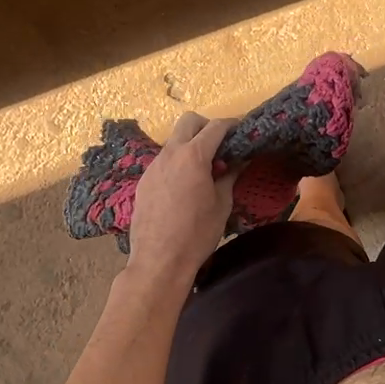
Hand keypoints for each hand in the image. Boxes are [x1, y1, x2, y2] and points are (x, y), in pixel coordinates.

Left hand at [126, 113, 238, 287]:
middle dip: (206, 126)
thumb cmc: (197, 233)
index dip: (231, 125)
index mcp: (193, 156)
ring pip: (174, 142)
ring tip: (202, 172)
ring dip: (190, 147)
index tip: (241, 131)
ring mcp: (153, 167)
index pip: (215, 126)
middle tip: (219, 146)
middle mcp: (170, 154)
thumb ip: (230, 176)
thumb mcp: (221, 204)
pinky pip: (163, 162)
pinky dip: (177, 165)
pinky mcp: (143, 182)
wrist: (159, 262)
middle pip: (188, 122)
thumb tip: (239, 161)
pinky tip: (183, 188)